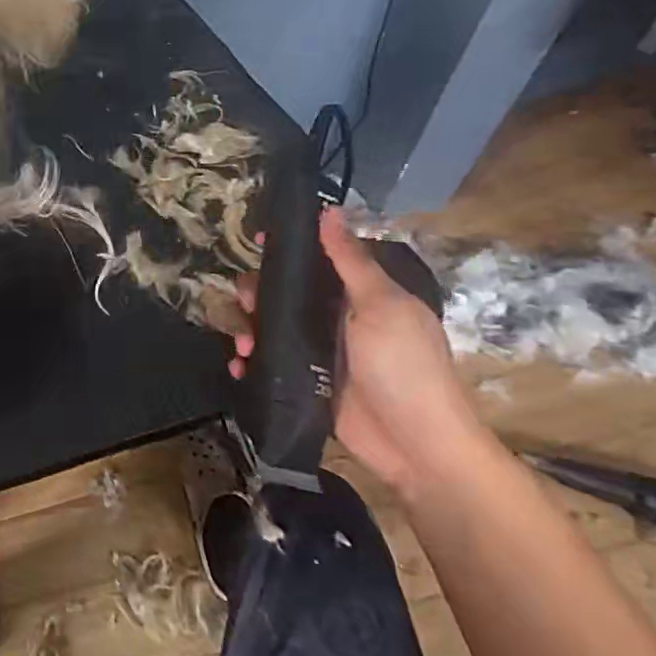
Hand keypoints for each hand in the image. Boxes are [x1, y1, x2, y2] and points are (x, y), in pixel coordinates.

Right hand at [209, 209, 484, 492]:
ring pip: (272, 327)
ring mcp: (320, 352)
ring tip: (243, 343)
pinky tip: (239, 365)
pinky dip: (251, 362)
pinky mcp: (307, 383)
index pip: (317, 259)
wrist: (416, 446)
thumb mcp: (381, 305)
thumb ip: (350, 260)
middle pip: (286, 292)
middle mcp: (336, 317)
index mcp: (360, 292)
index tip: (259, 240)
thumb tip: (330, 210)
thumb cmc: (404, 365)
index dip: (288, 248)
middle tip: (246, 300)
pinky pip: (270, 363)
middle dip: (258, 291)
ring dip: (249, 327)